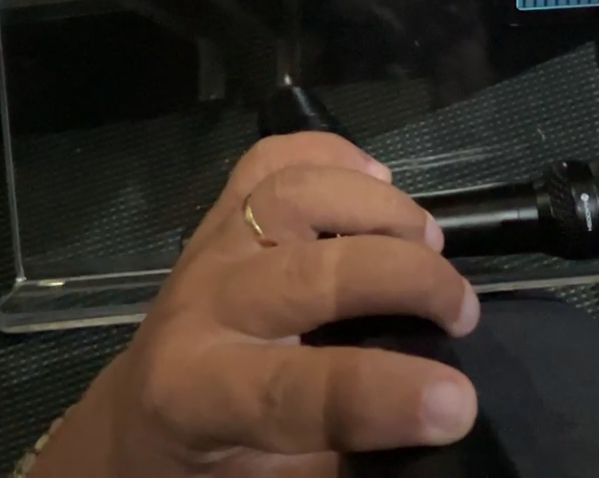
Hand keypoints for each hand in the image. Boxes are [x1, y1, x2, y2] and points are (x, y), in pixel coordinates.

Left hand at [33, 133, 480, 477]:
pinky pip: (271, 157)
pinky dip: (330, 152)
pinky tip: (376, 176)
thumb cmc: (209, 462)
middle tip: (462, 308)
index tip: (460, 400)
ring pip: (292, 194)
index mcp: (200, 394)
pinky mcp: (222, 210)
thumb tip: (437, 404)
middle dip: (402, 281)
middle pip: (307, 274)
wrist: (136, 415)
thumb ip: (345, 447)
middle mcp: (203, 304)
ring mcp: (212, 244)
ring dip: (376, 209)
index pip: (301, 391)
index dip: (387, 394)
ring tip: (429, 237)